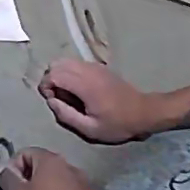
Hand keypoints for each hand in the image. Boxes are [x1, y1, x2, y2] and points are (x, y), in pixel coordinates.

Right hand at [0, 148, 110, 189]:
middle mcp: (71, 167)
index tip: (8, 188)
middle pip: (43, 167)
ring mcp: (86, 185)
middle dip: (29, 181)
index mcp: (52, 160)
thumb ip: (7, 178)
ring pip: (58, 183)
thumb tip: (2, 166)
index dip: (12, 167)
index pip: (26, 152)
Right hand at [38, 59, 167, 143]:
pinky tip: (78, 89)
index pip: (54, 74)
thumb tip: (51, 101)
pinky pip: (76, 63)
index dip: (46, 86)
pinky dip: (70, 72)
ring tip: (67, 93)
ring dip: (60, 74)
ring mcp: (94, 66)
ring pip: (66, 61)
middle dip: (51, 79)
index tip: (52, 100)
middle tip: (58, 97)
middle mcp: (88, 70)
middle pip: (57, 63)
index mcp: (85, 85)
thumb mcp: (90, 129)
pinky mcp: (99, 67)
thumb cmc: (117, 124)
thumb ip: (66, 115)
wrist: (144, 112)